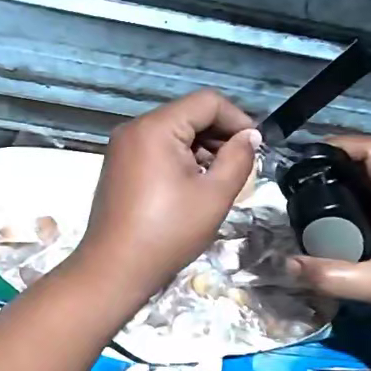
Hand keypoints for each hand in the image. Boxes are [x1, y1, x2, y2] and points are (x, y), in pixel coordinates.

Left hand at [76, 90, 260, 302]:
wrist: (114, 268)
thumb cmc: (167, 232)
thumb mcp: (214, 195)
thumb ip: (238, 158)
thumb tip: (250, 137)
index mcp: (155, 127)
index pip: (207, 102)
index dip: (237, 119)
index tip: (256, 147)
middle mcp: (134, 129)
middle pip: (188, 114)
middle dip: (219, 136)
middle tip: (240, 168)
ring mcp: (122, 147)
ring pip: (173, 133)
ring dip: (201, 150)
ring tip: (218, 182)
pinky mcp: (118, 166)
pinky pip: (156, 149)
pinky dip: (179, 160)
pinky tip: (192, 187)